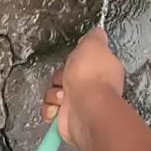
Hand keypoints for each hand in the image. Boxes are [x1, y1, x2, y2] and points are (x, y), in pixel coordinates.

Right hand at [42, 27, 124, 148]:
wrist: (86, 107)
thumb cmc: (90, 76)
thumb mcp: (94, 44)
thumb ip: (94, 37)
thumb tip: (97, 32)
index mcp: (100, 69)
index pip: (81, 61)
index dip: (73, 60)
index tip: (72, 60)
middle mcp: (91, 87)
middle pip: (63, 76)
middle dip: (58, 77)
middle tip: (64, 80)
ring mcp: (79, 104)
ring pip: (54, 93)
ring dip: (53, 94)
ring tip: (63, 97)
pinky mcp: (67, 119)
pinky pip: (50, 110)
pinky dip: (50, 110)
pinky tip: (57, 109)